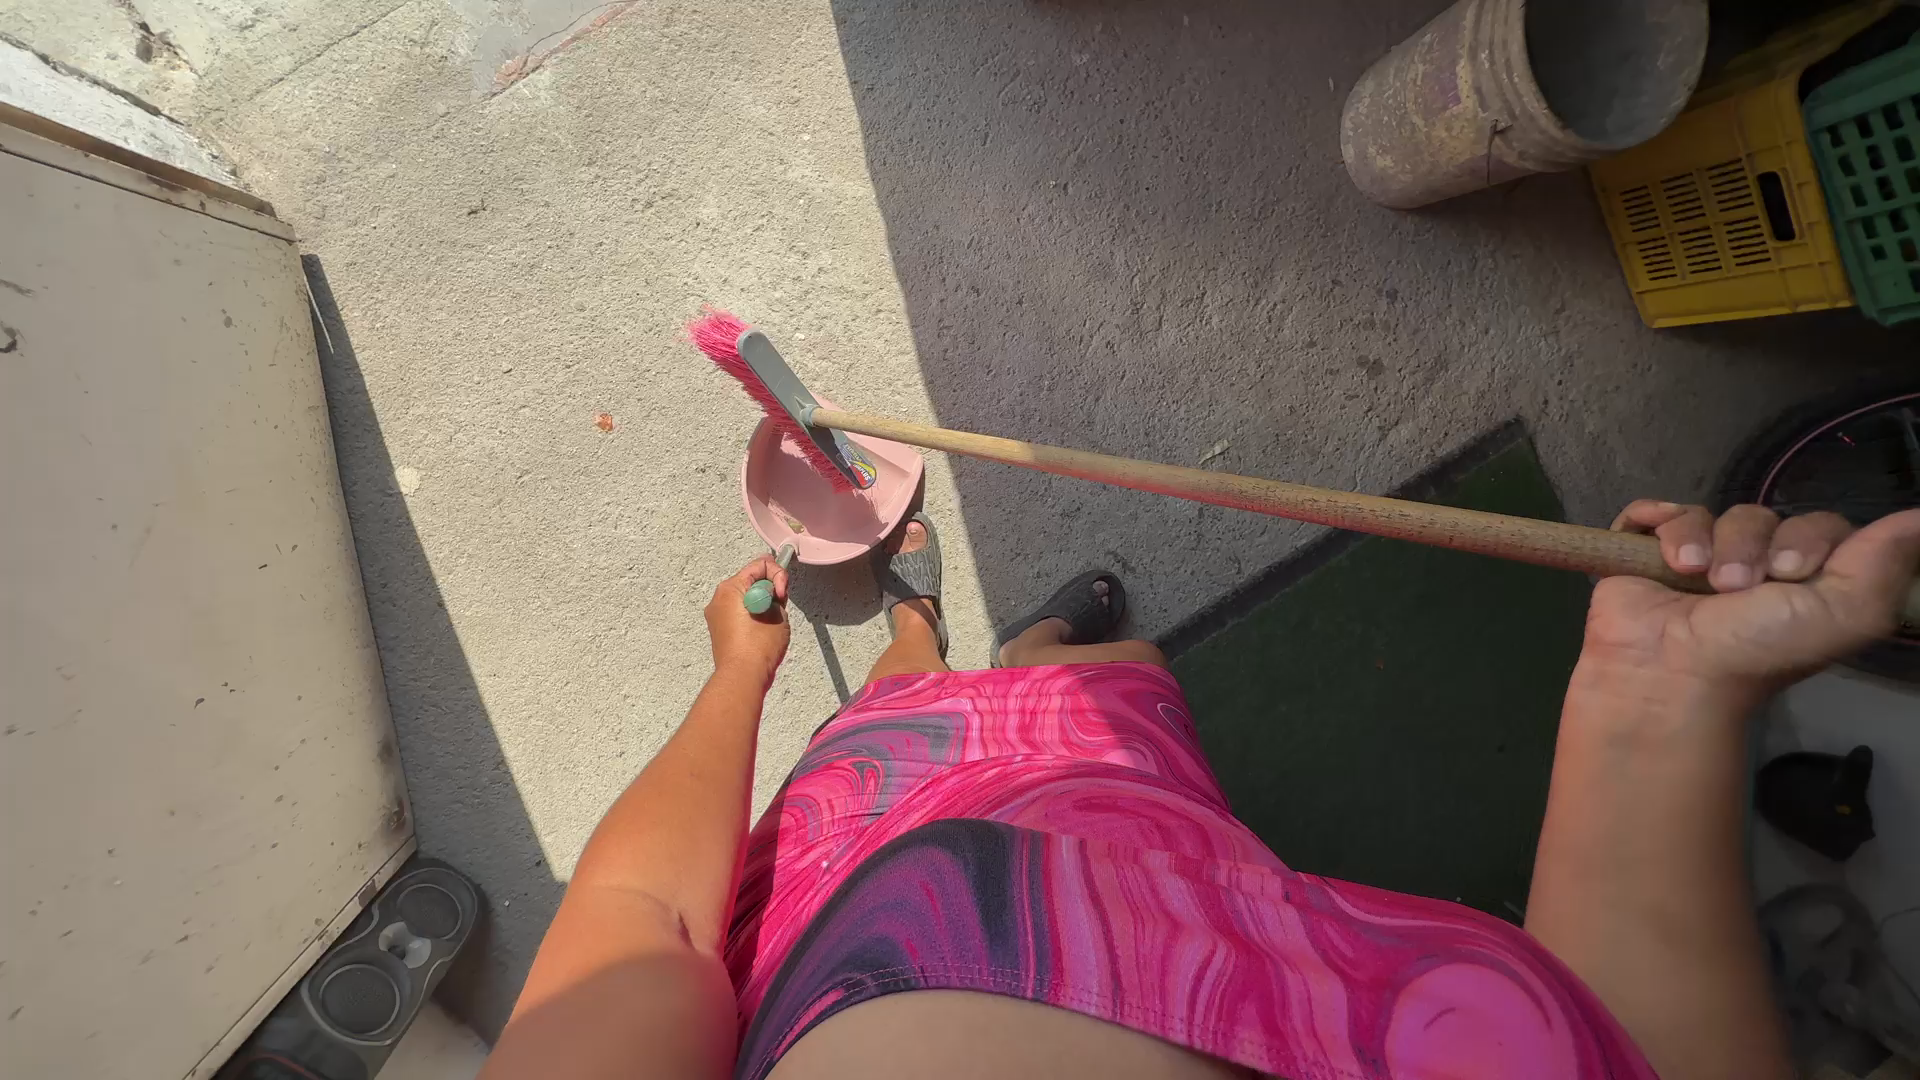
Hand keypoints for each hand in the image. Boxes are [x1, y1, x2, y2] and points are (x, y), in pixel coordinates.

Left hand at [703, 555, 790, 682]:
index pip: (760, 565)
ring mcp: (717, 615)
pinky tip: (762, 631)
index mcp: (730, 588)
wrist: (742, 678)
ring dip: (762, 603)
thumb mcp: (777, 612)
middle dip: (770, 590)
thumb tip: (771, 589)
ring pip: (746, 596)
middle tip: (780, 608)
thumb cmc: (758, 647)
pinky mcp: (720, 630)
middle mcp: (718, 598)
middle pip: (751, 580)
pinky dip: (753, 614)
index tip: (782, 595)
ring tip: (772, 623)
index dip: (778, 575)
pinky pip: (740, 612)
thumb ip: (775, 593)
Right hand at [1585, 501, 1919, 699]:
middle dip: (1746, 545)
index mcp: (1800, 576)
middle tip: (1732, 586)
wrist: (1668, 664)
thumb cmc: (1756, 648)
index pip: (1816, 525)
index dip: (1806, 539)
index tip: (1788, 574)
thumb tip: (1919, 516)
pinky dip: (1652, 519)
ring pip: (1704, 514)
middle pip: (1758, 515)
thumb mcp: (1845, 615)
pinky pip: (1647, 511)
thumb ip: (1882, 563)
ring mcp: (1689, 555)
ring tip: (1687, 573)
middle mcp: (1746, 561)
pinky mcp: (1637, 552)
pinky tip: (1656, 545)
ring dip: (1697, 540)